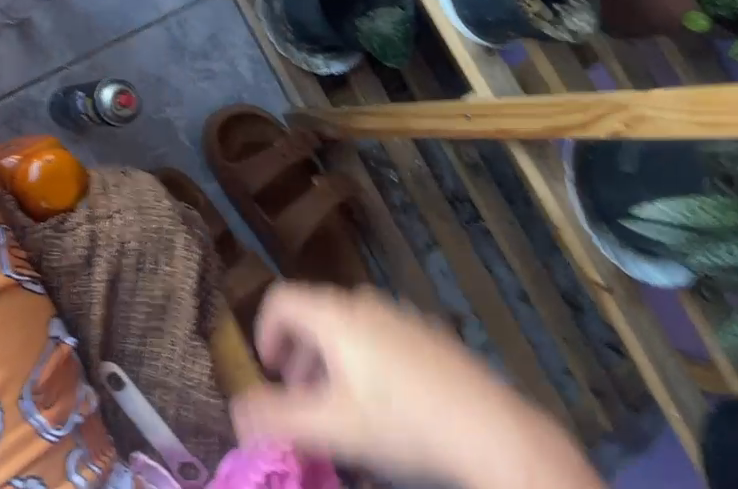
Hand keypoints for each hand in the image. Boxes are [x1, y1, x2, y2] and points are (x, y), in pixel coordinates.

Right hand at [230, 283, 599, 488]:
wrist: (500, 437)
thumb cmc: (404, 425)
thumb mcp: (331, 428)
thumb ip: (276, 419)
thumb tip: (236, 412)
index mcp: (334, 315)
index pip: (280, 300)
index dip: (265, 333)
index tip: (271, 374)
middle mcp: (365, 304)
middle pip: (314, 316)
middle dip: (300, 357)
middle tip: (305, 401)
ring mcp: (405, 318)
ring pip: (350, 330)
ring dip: (334, 364)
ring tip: (346, 410)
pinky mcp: (436, 339)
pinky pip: (384, 340)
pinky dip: (369, 365)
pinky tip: (391, 410)